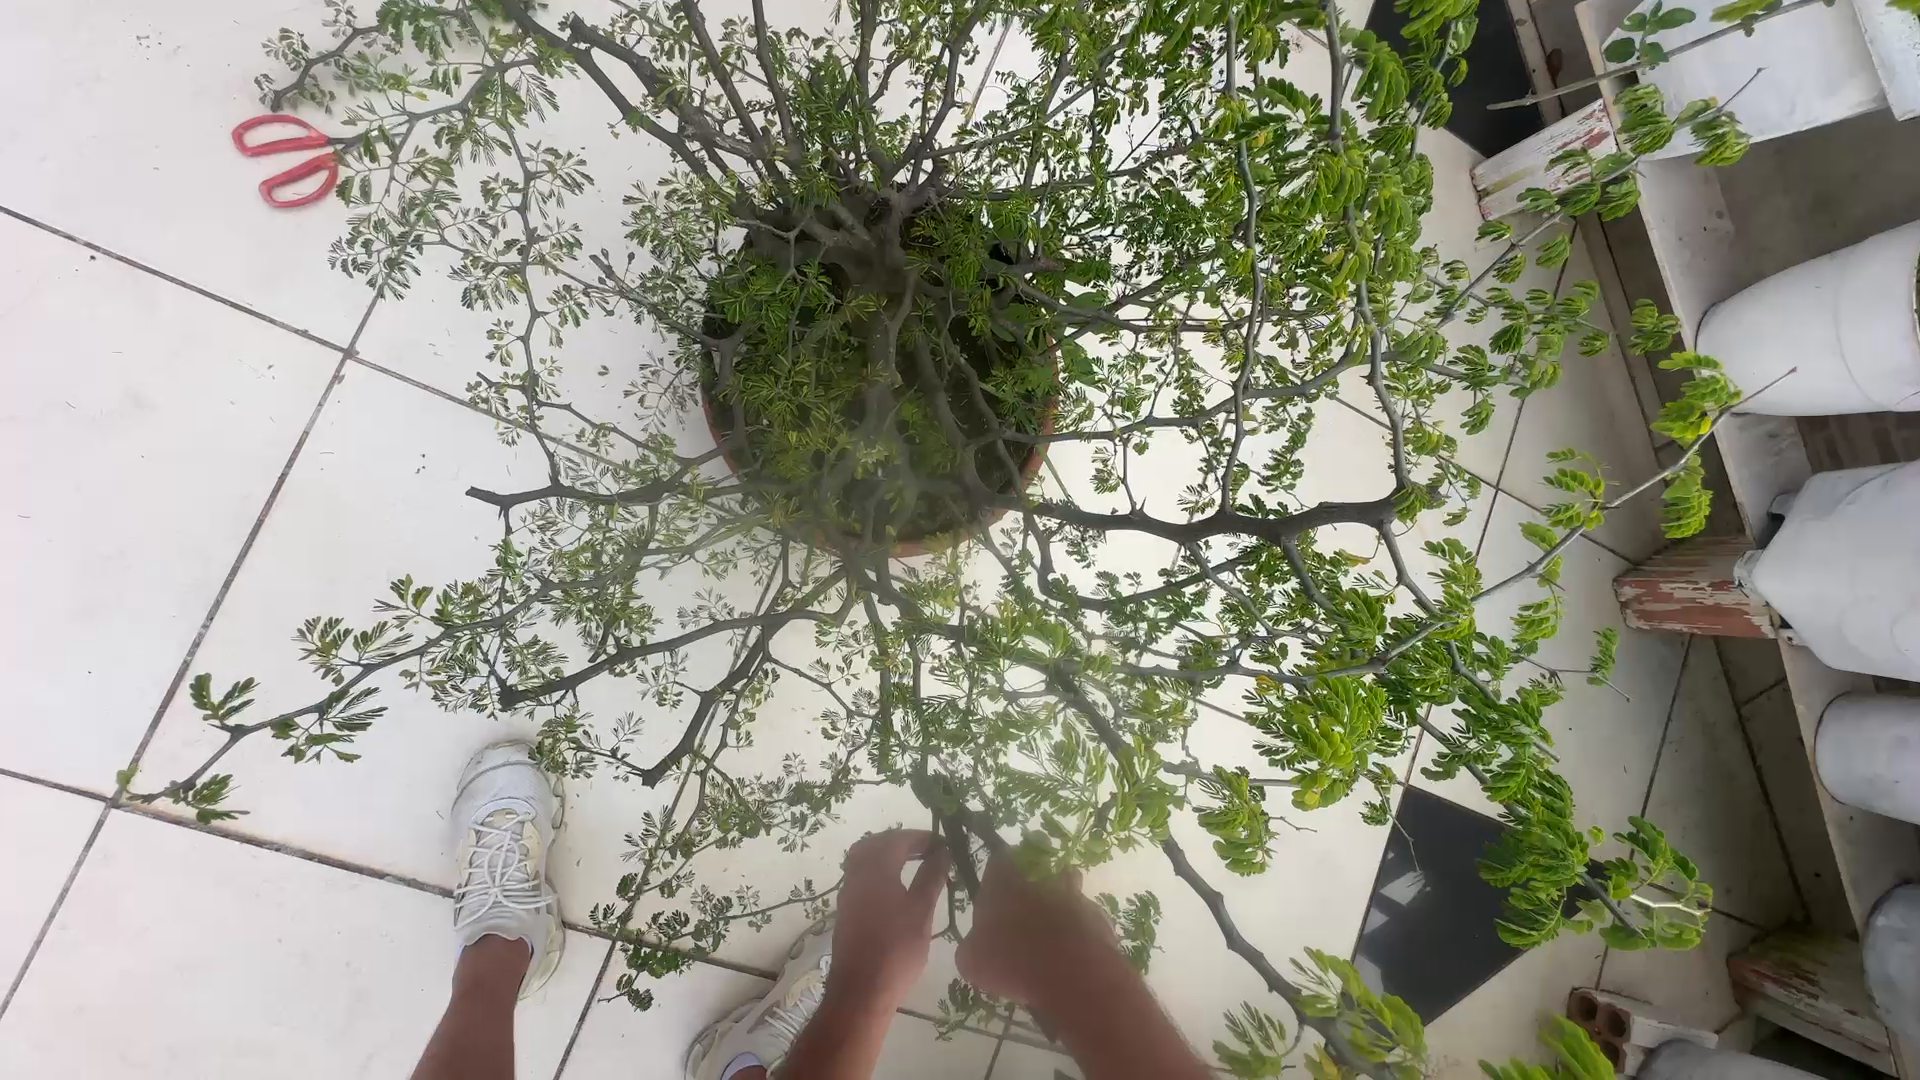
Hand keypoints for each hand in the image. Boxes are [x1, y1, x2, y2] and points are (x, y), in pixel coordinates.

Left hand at [825, 829, 951, 1010]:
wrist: (860, 992)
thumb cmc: (896, 949)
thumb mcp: (921, 910)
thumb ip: (932, 876)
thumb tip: (943, 852)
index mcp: (876, 867)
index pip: (899, 839)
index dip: (923, 838)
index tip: (944, 844)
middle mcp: (857, 873)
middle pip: (877, 842)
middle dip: (903, 841)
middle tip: (928, 850)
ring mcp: (848, 892)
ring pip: (865, 857)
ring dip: (888, 854)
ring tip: (913, 864)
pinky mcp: (846, 910)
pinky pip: (861, 875)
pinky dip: (879, 870)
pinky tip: (896, 888)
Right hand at [956, 852, 1118, 1005]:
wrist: (1072, 975)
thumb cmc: (1013, 960)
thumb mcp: (973, 960)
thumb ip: (974, 945)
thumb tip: (977, 946)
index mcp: (1006, 876)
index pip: (998, 860)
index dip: (996, 878)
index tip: (995, 900)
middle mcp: (1042, 875)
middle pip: (1037, 867)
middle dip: (1031, 885)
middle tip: (1023, 916)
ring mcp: (1074, 893)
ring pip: (1066, 889)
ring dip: (1058, 906)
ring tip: (1051, 940)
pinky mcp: (1098, 915)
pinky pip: (1085, 919)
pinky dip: (1079, 932)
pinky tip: (1072, 958)